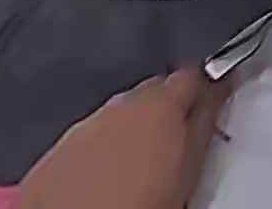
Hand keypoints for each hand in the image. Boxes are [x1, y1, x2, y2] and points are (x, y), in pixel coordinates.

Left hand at [19, 69, 231, 208]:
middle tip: (169, 148)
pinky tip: (97, 185)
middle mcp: (121, 105)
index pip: (192, 75)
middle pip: (153, 92)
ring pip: (118, 117)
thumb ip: (205, 121)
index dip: (201, 90)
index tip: (208, 107)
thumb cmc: (142, 207)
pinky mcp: (51, 157)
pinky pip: (84, 142)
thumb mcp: (189, 170)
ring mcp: (83, 129)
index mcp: (161, 102)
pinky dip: (95, 154)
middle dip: (165, 109)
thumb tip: (220, 87)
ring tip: (131, 172)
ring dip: (129, 131)